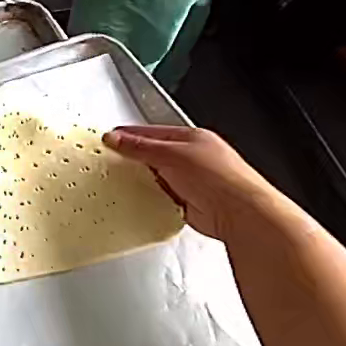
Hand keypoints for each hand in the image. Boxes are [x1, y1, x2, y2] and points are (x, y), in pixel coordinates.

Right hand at [103, 125, 288, 240]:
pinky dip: (146, 194)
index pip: (151, 132)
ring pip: (152, 175)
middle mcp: (191, 157)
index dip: (127, 135)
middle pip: (150, 153)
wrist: (239, 213)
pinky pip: (156, 193)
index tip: (106, 139)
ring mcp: (188, 179)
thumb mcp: (172, 155)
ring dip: (138, 178)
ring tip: (120, 179)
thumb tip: (115, 138)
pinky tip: (137, 195)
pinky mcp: (183, 199)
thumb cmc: (221, 179)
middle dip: (130, 157)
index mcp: (192, 138)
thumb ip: (140, 146)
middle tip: (108, 160)